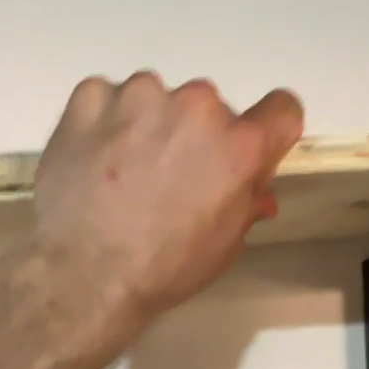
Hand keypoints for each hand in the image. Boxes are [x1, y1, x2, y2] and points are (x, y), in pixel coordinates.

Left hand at [31, 72, 304, 321]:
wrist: (85, 273)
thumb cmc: (165, 269)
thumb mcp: (224, 246)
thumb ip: (246, 203)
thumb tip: (257, 190)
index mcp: (239, 147)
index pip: (282, 109)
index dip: (268, 131)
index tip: (247, 150)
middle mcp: (197, 107)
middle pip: (210, 107)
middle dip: (196, 135)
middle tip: (170, 177)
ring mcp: (140, 94)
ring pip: (156, 98)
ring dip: (150, 124)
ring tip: (125, 171)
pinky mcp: (91, 94)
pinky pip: (109, 97)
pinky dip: (106, 122)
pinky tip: (95, 160)